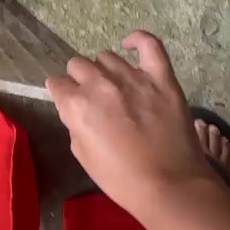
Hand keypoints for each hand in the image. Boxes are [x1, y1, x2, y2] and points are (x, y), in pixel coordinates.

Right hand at [46, 30, 218, 213]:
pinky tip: (131, 46)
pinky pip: (149, 45)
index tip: (72, 105)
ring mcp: (132, 78)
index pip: (57, 82)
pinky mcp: (161, 79)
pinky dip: (138, 41)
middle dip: (81, 80)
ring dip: (106, 70)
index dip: (63, 94)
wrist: (172, 188)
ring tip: (118, 88)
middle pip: (78, 65)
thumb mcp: (82, 154)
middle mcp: (100, 84)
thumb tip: (77, 108)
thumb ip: (74, 122)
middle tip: (96, 100)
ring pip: (107, 57)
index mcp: (76, 104)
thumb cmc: (122, 179)